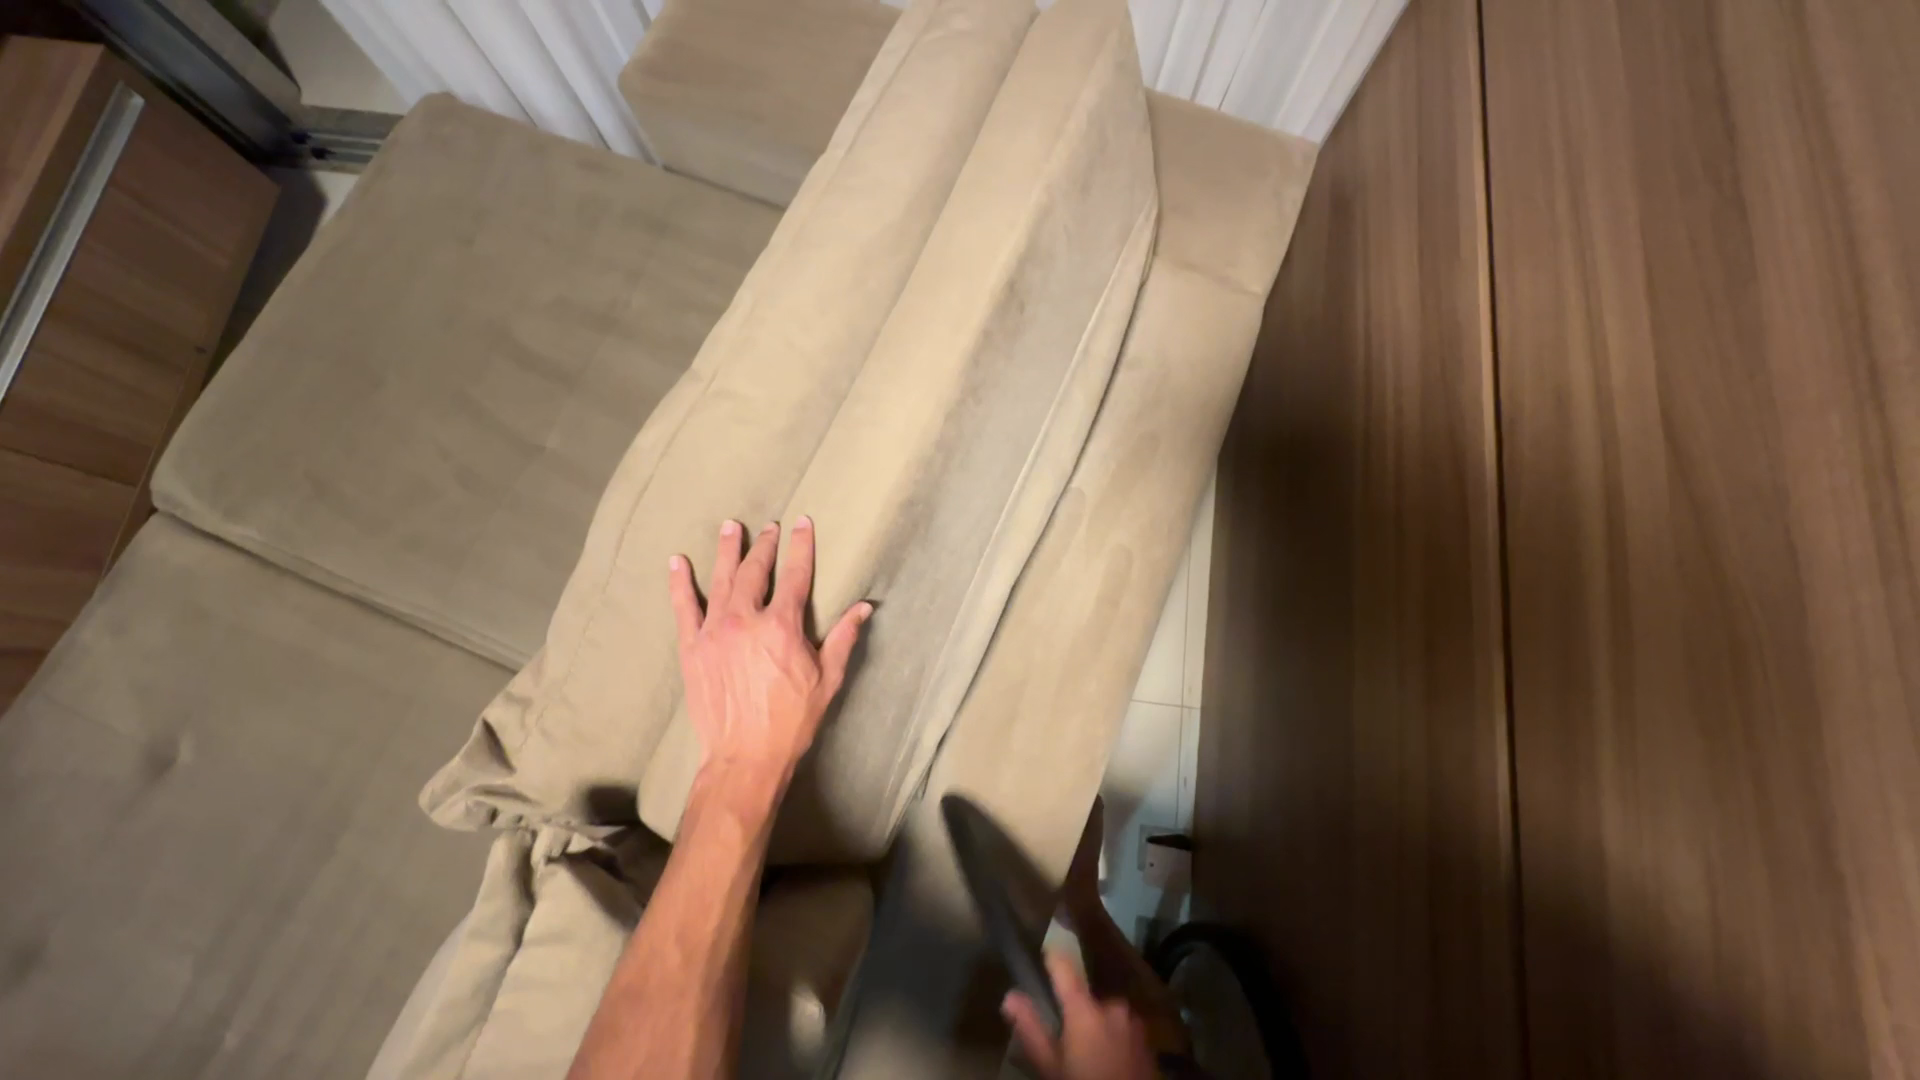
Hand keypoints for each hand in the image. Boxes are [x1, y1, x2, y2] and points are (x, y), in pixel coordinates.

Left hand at [668, 518, 870, 781]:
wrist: (745, 756)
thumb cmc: (792, 720)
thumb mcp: (828, 679)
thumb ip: (844, 638)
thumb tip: (864, 607)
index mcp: (781, 626)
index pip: (795, 575)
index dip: (801, 547)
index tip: (802, 523)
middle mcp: (746, 620)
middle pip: (755, 571)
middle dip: (765, 545)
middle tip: (770, 528)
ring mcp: (714, 632)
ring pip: (720, 580)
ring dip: (726, 551)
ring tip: (730, 527)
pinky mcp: (692, 648)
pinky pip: (683, 607)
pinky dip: (679, 583)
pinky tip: (678, 561)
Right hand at [1003, 952, 1155, 1079]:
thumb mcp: (1051, 1066)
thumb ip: (1031, 1029)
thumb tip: (1009, 996)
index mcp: (1085, 1009)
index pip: (1064, 967)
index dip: (1052, 957)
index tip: (1044, 949)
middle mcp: (1112, 1006)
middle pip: (1086, 999)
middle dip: (1078, 1015)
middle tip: (1069, 1043)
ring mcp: (1134, 1022)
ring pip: (1106, 1016)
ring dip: (1098, 1029)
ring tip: (1092, 1057)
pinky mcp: (1149, 1039)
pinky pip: (1124, 1030)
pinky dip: (1116, 1040)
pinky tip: (1111, 1063)